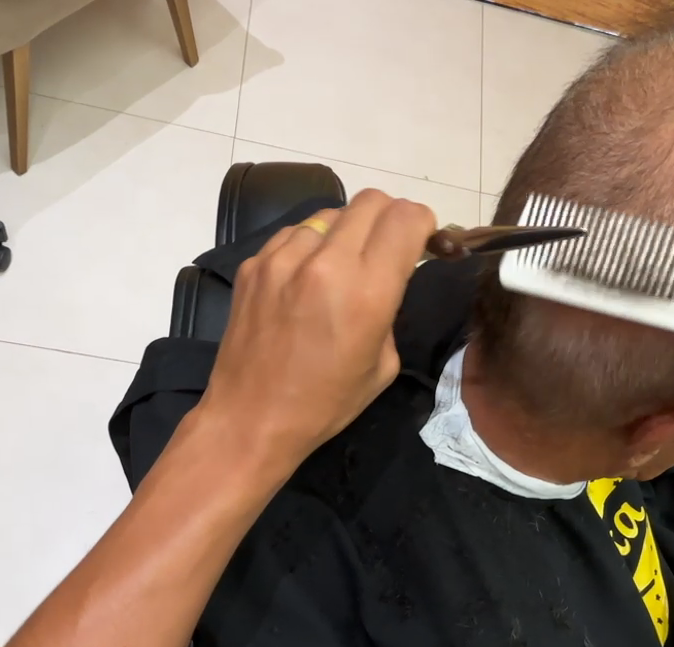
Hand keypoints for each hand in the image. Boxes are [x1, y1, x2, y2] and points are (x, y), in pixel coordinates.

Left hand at [195, 189, 436, 470]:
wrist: (251, 417)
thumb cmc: (324, 404)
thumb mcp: (382, 365)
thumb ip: (390, 309)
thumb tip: (384, 278)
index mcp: (367, 292)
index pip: (407, 219)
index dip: (422, 225)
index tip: (421, 242)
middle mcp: (326, 263)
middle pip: (372, 201)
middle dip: (389, 219)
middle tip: (387, 248)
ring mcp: (284, 259)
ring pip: (330, 214)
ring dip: (346, 233)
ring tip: (340, 268)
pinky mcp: (254, 264)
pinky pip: (294, 234)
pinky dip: (310, 246)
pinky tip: (306, 279)